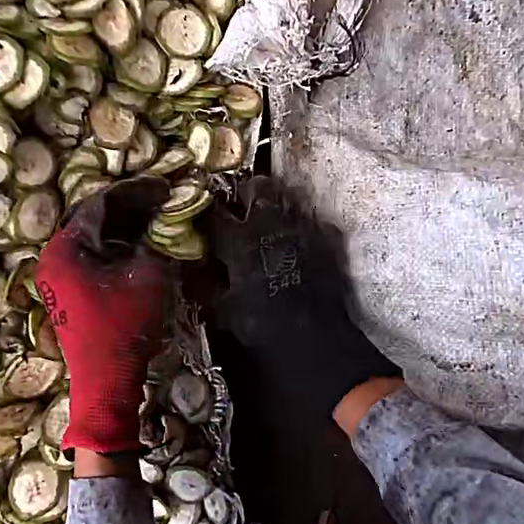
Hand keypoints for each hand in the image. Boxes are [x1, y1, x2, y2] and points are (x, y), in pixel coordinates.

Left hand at [36, 178, 173, 454]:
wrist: (105, 381)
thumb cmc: (124, 326)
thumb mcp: (148, 276)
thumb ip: (155, 241)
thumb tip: (163, 220)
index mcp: (65, 248)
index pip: (101, 204)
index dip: (136, 192)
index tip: (164, 188)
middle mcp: (53, 257)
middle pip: (94, 219)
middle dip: (130, 209)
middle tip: (161, 201)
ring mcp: (56, 277)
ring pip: (93, 239)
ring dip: (124, 229)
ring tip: (155, 220)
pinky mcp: (66, 293)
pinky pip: (90, 258)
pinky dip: (115, 249)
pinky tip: (139, 247)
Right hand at [207, 178, 400, 423]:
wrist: (315, 334)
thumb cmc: (262, 323)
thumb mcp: (225, 310)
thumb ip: (209, 287)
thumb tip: (196, 273)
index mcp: (239, 240)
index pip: (215, 214)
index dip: (207, 210)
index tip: (203, 209)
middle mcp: (269, 225)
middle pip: (256, 189)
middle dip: (246, 192)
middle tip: (241, 203)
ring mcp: (301, 228)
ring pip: (286, 200)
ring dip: (275, 206)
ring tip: (270, 219)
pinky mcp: (326, 239)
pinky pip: (311, 223)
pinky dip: (302, 228)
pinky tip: (298, 241)